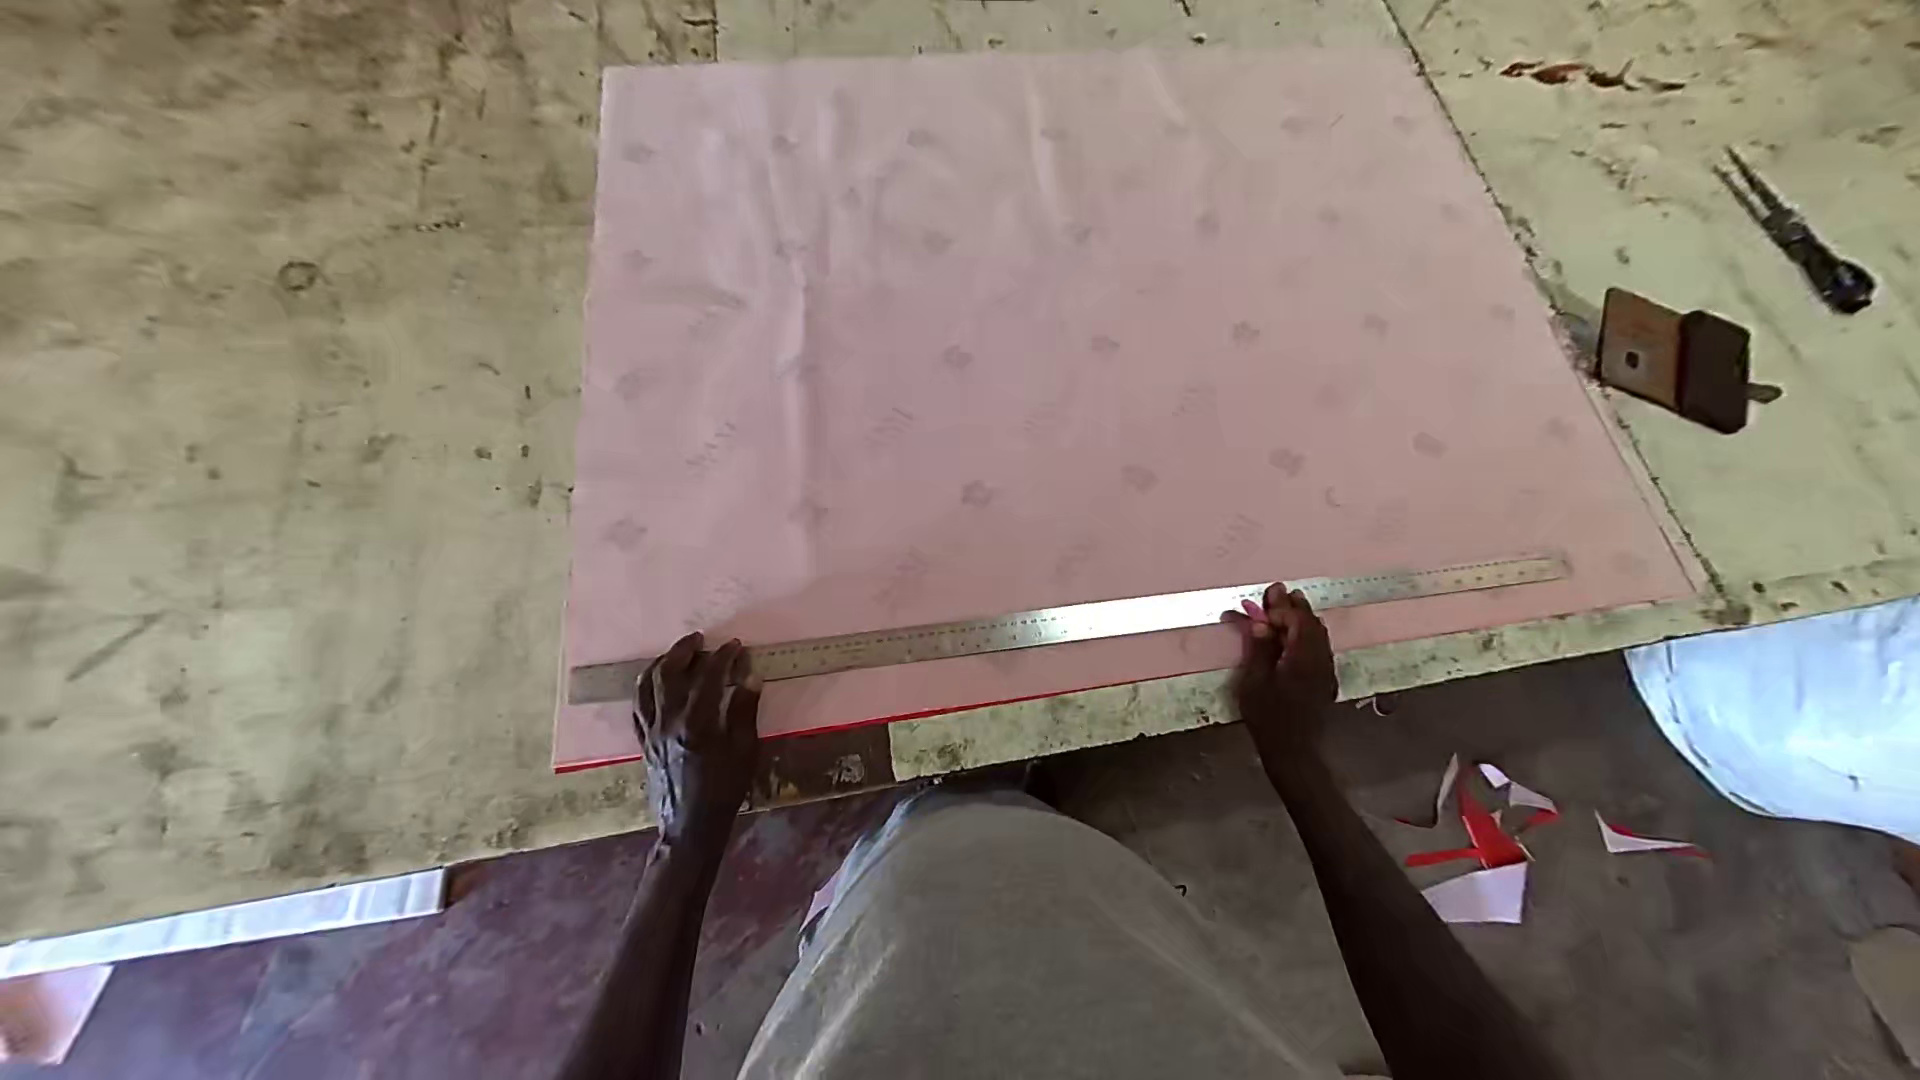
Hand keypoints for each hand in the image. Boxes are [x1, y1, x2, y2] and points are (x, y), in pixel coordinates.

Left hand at [634, 632, 761, 845]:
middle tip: (700, 639)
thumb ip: (745, 711)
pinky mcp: (643, 743)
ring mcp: (651, 732)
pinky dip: (647, 688)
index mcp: (697, 722)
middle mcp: (668, 721)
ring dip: (661, 664)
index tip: (736, 646)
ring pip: (646, 687)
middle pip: (668, 673)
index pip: (709, 676)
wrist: (691, 825)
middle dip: (684, 650)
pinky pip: (637, 708)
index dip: (723, 656)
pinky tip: (657, 684)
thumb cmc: (725, 788)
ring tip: (676, 654)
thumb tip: (749, 678)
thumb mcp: (745, 749)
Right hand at [1220, 583, 1337, 760]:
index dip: (1280, 608)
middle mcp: (1320, 660)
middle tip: (1278, 591)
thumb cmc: (1268, 716)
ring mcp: (1325, 671)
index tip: (1264, 597)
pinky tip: (1294, 634)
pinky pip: (1318, 648)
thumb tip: (1261, 622)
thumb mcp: (1254, 680)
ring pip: (1318, 636)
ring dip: (1301, 619)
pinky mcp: (1323, 681)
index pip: (1297, 621)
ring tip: (1287, 605)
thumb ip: (1259, 648)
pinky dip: (1306, 634)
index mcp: (1303, 657)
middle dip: (1294, 606)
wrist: (1294, 752)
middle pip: (1311, 625)